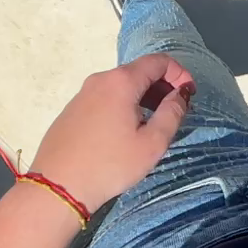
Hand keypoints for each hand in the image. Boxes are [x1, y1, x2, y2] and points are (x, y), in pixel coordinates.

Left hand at [29, 54, 195, 212]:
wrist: (58, 186)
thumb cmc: (110, 165)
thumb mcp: (151, 143)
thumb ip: (172, 113)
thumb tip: (180, 95)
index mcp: (121, 82)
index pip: (158, 61)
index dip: (180, 73)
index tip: (190, 95)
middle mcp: (100, 79)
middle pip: (139, 71)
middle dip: (163, 86)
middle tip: (176, 111)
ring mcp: (83, 93)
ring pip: (122, 85)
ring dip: (144, 97)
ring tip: (155, 124)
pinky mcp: (73, 109)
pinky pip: (107, 97)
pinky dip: (125, 104)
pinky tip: (127, 131)